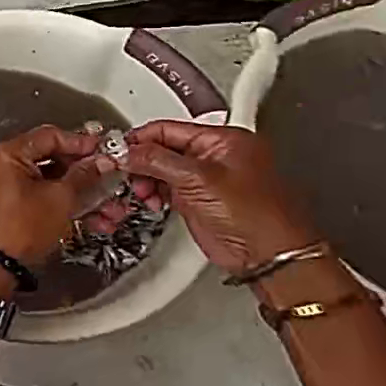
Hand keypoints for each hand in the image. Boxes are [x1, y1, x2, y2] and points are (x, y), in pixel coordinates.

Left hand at [0, 125, 110, 267]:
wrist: (2, 260)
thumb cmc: (21, 227)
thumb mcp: (60, 198)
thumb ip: (84, 176)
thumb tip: (101, 161)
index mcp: (11, 154)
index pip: (51, 136)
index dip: (82, 143)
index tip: (107, 152)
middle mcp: (10, 164)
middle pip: (57, 158)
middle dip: (90, 174)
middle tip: (114, 180)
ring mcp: (16, 183)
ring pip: (60, 180)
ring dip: (88, 194)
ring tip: (113, 208)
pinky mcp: (23, 201)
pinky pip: (53, 195)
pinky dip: (74, 204)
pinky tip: (99, 219)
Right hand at [120, 120, 319, 272]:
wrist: (268, 256)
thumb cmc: (255, 217)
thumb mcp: (197, 179)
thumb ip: (155, 159)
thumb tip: (125, 150)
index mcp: (223, 140)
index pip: (165, 129)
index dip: (138, 141)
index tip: (117, 153)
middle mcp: (214, 155)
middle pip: (159, 148)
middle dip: (140, 163)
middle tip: (126, 174)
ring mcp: (205, 177)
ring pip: (157, 168)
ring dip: (143, 180)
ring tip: (144, 192)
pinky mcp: (196, 196)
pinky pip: (163, 185)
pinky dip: (151, 192)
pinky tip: (151, 200)